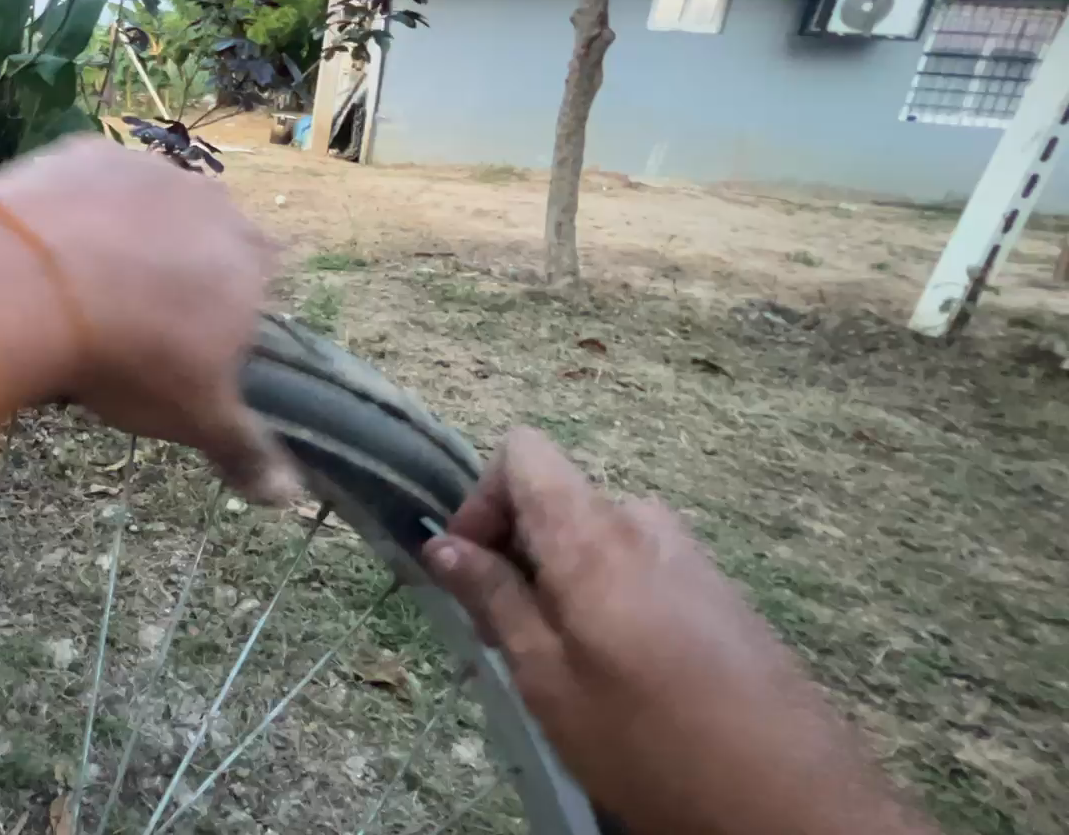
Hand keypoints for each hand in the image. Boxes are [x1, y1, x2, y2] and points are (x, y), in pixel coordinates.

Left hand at [0, 136, 299, 501]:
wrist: (36, 283)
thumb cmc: (134, 354)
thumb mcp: (193, 414)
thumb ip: (243, 449)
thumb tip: (289, 497)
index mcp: (250, 263)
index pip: (266, 277)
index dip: (234, 304)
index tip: (197, 334)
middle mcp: (210, 204)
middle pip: (208, 236)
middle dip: (183, 267)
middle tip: (136, 312)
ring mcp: (147, 171)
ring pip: (149, 205)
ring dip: (129, 235)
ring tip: (84, 283)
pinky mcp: (87, 152)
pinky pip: (91, 182)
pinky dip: (78, 210)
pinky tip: (49, 245)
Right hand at [425, 428, 933, 834]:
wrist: (809, 819)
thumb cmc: (652, 743)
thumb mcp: (545, 675)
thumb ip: (491, 595)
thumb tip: (440, 544)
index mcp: (593, 534)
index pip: (522, 451)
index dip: (483, 496)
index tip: (471, 563)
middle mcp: (643, 525)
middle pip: (552, 495)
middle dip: (512, 546)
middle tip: (502, 627)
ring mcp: (689, 556)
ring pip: (591, 533)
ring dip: (554, 572)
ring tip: (553, 651)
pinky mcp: (720, 592)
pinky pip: (635, 560)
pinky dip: (600, 589)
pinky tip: (612, 664)